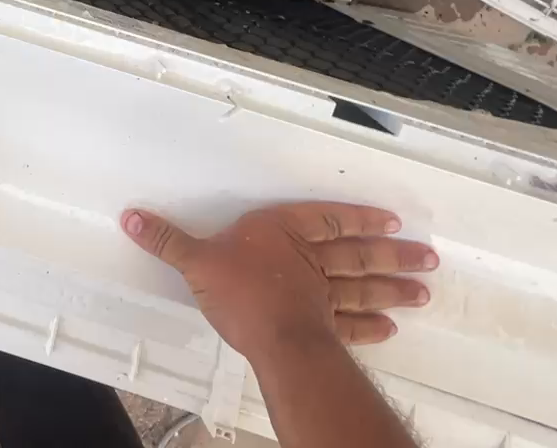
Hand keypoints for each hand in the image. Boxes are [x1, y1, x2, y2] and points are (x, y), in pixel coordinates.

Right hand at [121, 202, 436, 361]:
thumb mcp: (194, 260)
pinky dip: (372, 326)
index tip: (388, 220)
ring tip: (423, 288)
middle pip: (357, 254)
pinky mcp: (325, 328)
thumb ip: (165, 238)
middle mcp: (309, 261)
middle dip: (391, 254)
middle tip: (427, 256)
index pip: (326, 219)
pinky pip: (354, 325)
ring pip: (364, 288)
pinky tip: (392, 327)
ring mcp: (323, 297)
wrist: (274, 340)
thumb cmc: (240, 292)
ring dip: (393, 287)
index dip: (356, 218)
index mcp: (282, 233)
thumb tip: (130, 217)